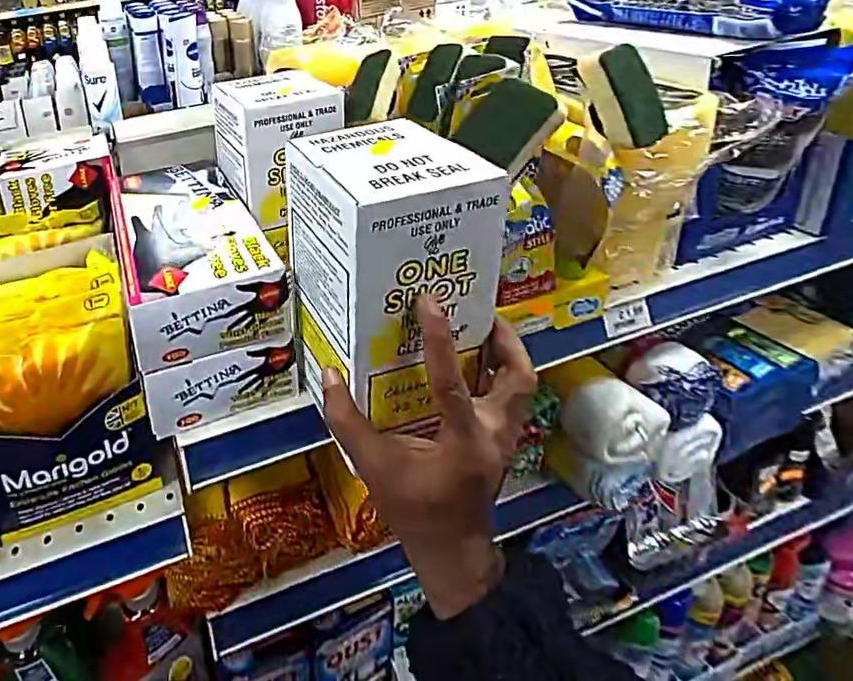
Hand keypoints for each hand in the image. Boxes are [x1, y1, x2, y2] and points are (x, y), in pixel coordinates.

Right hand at [319, 294, 537, 618]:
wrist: (451, 551)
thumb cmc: (414, 508)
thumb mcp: (373, 466)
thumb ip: (347, 421)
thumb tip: (329, 374)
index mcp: (462, 440)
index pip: (452, 380)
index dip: (439, 338)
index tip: (430, 301)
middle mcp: (494, 433)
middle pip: (518, 377)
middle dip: (503, 339)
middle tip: (477, 311)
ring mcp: (506, 437)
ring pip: (522, 385)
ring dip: (507, 353)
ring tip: (482, 328)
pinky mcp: (505, 440)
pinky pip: (513, 397)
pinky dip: (500, 373)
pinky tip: (476, 363)